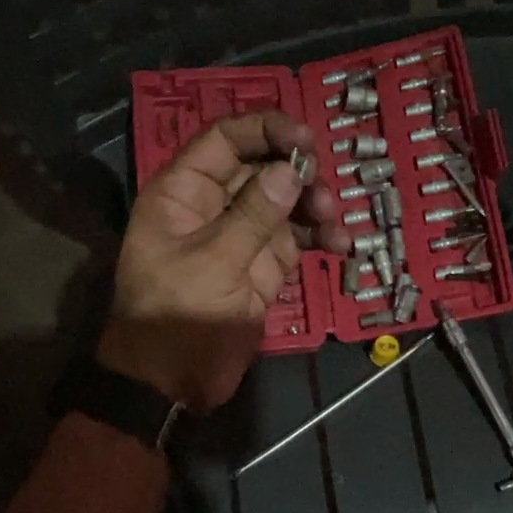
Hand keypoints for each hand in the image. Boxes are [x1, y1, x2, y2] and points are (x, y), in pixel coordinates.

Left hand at [98, 111, 349, 410]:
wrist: (170, 383)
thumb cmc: (176, 316)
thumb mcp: (213, 261)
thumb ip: (254, 214)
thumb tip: (290, 171)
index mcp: (183, 193)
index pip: (224, 140)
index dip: (265, 130)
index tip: (306, 139)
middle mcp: (212, 206)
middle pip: (261, 168)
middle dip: (298, 174)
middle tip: (325, 195)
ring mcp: (239, 238)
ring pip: (283, 204)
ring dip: (314, 207)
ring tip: (336, 225)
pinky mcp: (261, 269)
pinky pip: (294, 240)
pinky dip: (318, 239)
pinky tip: (341, 245)